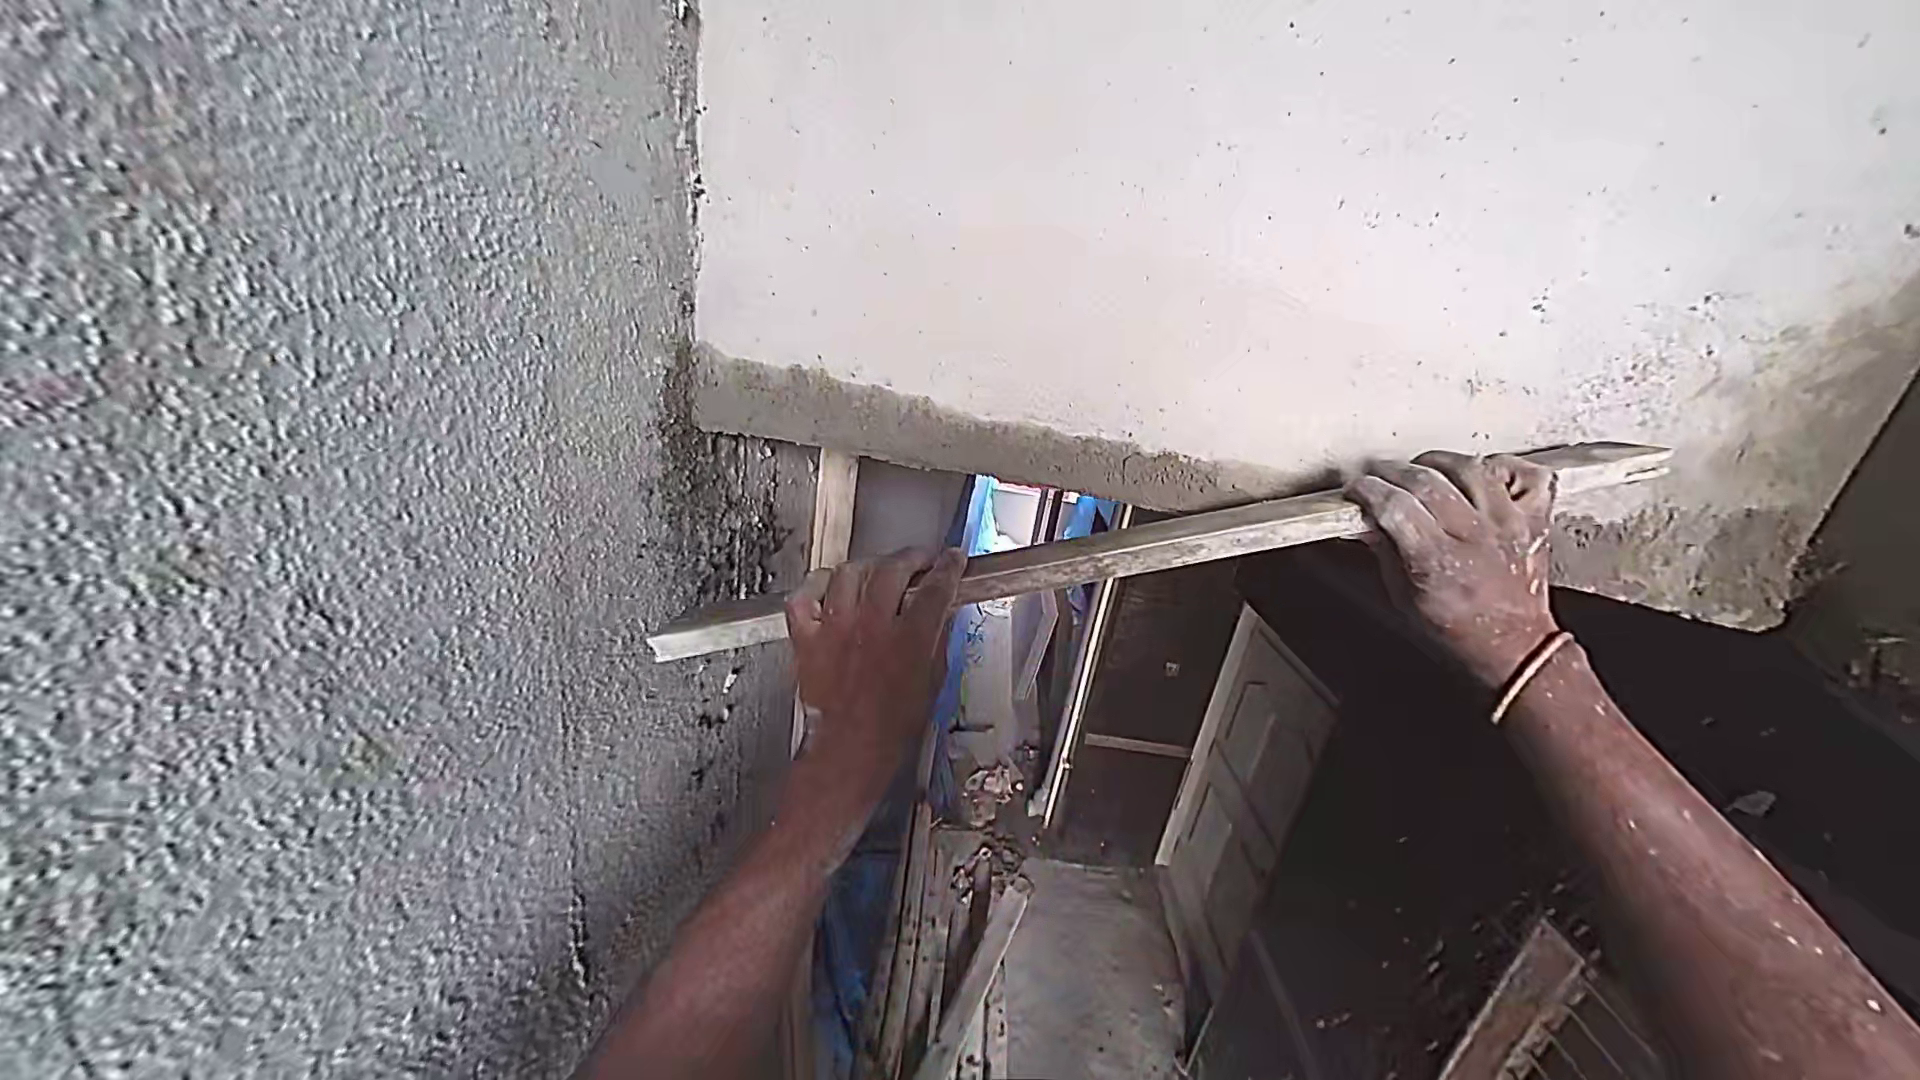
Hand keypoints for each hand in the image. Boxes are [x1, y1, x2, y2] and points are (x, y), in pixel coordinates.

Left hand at [784, 547, 966, 807]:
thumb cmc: (890, 729)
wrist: (846, 755)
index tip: (952, 559)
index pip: (936, 587)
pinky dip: (816, 586)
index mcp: (908, 640)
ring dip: (868, 566)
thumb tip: (942, 615)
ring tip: (877, 572)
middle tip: (919, 561)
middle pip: (893, 569)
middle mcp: (871, 626)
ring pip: (849, 573)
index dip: (949, 567)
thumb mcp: (932, 683)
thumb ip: (937, 642)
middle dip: (912, 558)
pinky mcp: (807, 639)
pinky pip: (804, 596)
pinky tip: (829, 588)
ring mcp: (835, 629)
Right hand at [1345, 451, 1559, 685]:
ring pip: (1471, 468)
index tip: (1355, 490)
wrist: (1512, 645)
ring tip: (1420, 470)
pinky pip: (1526, 474)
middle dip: (1391, 472)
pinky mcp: (1534, 519)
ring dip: (1437, 462)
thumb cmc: (1454, 627)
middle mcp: (1475, 537)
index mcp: (1436, 561)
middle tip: (1377, 477)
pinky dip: (1501, 466)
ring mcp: (1509, 524)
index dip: (1367, 490)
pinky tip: (1477, 474)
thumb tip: (1365, 520)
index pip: (1394, 505)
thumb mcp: (1400, 595)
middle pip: (1426, 481)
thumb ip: (1384, 551)